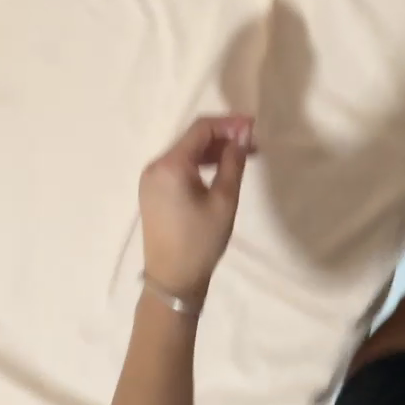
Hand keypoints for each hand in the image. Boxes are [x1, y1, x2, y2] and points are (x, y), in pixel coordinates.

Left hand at [138, 114, 254, 301]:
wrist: (172, 282)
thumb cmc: (200, 241)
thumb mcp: (224, 200)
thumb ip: (233, 161)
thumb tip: (242, 134)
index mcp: (169, 165)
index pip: (201, 129)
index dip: (229, 123)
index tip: (253, 126)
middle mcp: (155, 166)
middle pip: (193, 138)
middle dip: (223, 136)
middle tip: (252, 143)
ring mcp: (151, 180)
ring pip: (187, 152)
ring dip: (214, 150)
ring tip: (243, 156)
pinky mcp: (153, 192)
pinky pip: (179, 167)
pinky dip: (201, 164)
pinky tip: (222, 169)